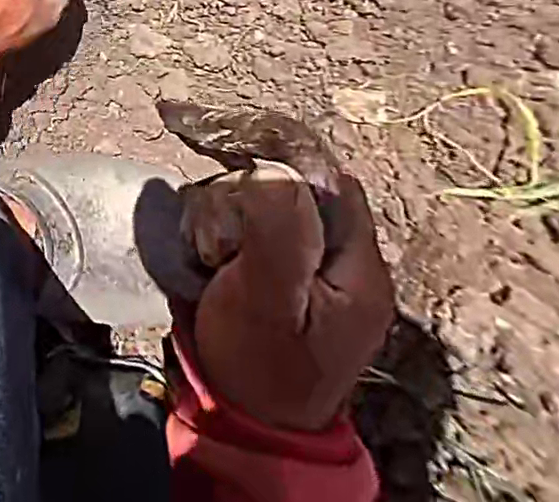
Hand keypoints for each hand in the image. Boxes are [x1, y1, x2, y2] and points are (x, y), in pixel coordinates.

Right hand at [185, 171, 394, 431]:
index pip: (328, 182)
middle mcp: (334, 258)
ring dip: (221, 215)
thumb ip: (278, 231)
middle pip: (285, 191)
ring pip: (255, 206)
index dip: (280, 158)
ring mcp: (299, 264)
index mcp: (356, 265)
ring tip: (208, 254)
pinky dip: (214, 229)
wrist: (241, 412)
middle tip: (216, 239)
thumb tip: (272, 170)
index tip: (225, 146)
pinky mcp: (266, 269)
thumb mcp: (269, 297)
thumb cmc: (259, 357)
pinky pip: (238, 226)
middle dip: (239, 200)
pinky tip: (203, 254)